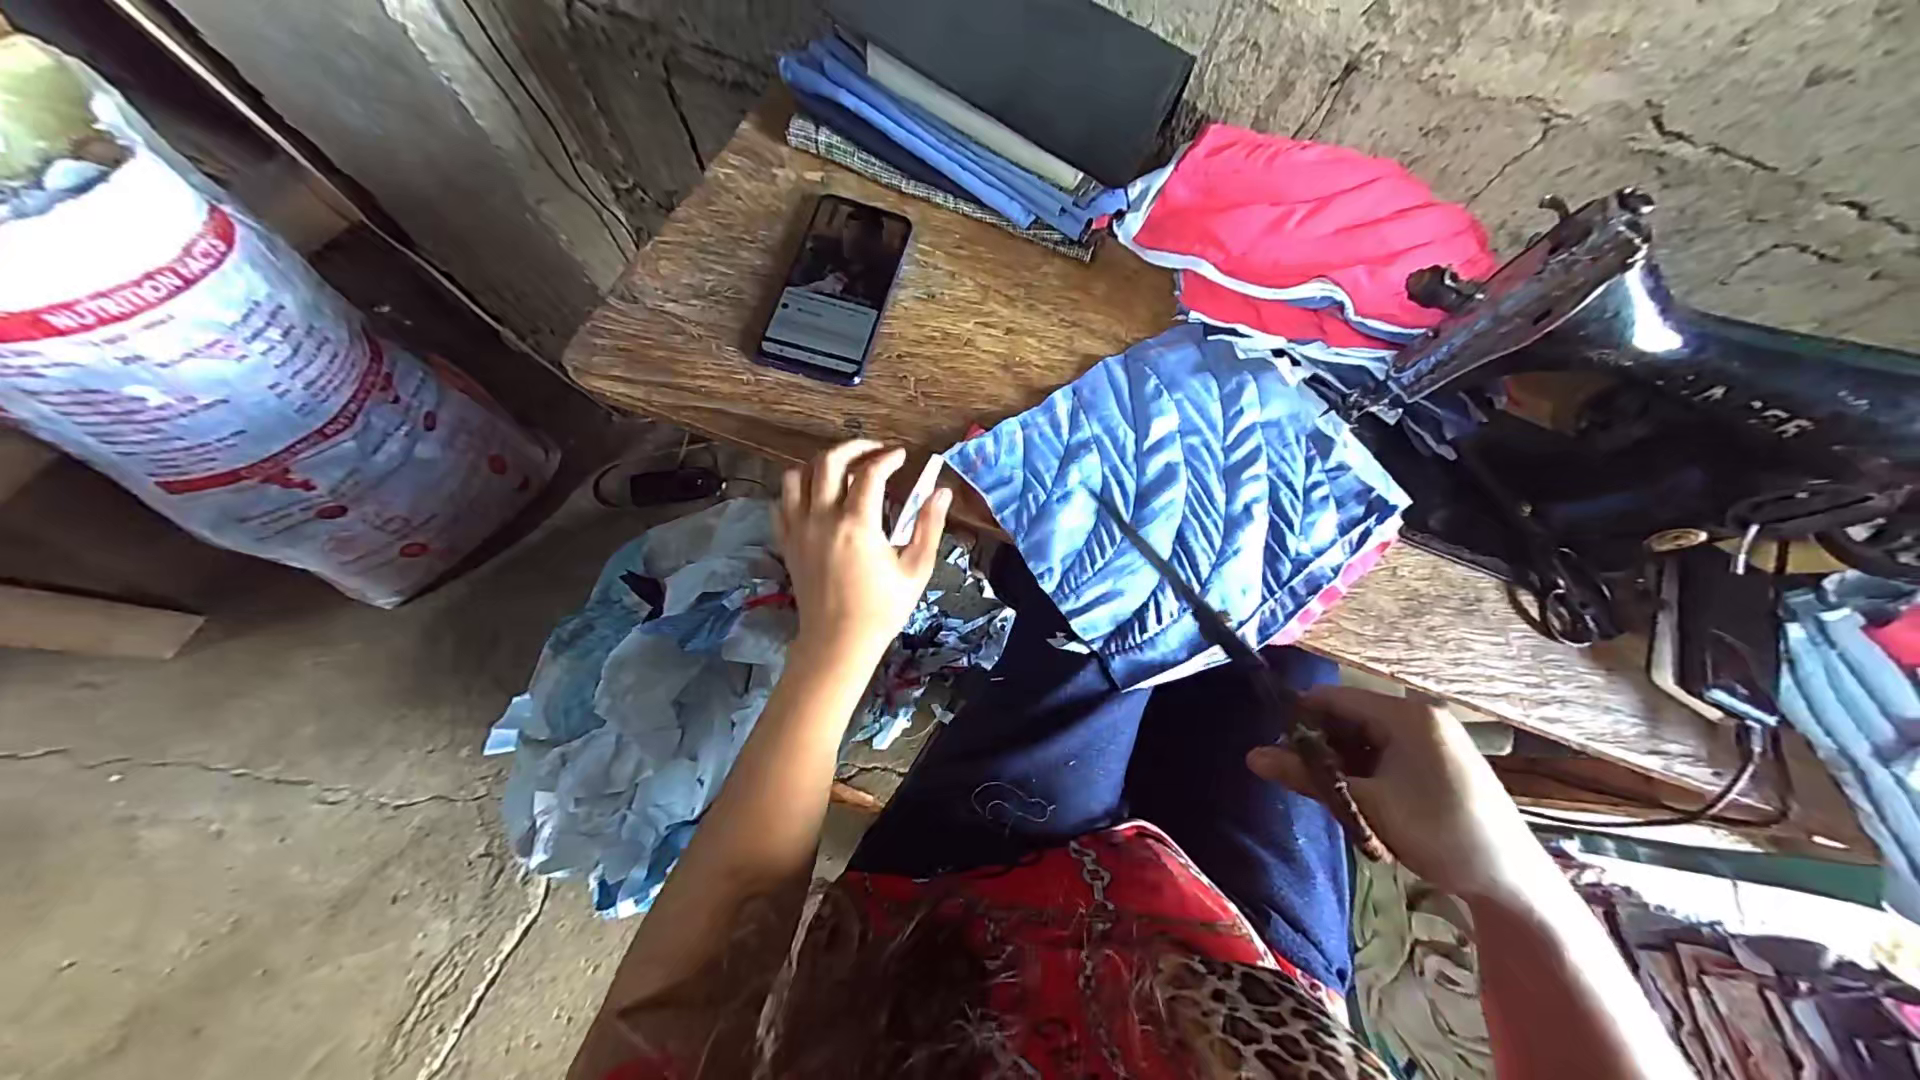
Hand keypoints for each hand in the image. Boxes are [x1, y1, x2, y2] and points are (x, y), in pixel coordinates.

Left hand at [777, 440, 951, 663]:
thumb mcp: (916, 569)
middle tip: (874, 451)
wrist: (838, 642)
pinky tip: (817, 497)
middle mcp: (823, 518)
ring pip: (798, 476)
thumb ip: (929, 526)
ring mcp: (799, 529)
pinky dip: (798, 490)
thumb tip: (941, 492)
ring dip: (821, 465)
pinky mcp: (787, 542)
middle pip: (829, 461)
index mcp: (857, 524)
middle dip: (854, 447)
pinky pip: (782, 502)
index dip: (888, 457)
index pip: (871, 472)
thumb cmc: (881, 609)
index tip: (902, 456)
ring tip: (843, 470)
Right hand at [1246, 686, 1552, 903]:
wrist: (1515, 884)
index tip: (1277, 750)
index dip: (1298, 719)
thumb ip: (1306, 777)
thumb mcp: (1366, 805)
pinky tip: (1362, 800)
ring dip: (1341, 763)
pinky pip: (1382, 750)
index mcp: (1405, 715)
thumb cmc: (1441, 833)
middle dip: (1319, 746)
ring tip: (1335, 797)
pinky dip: (1363, 770)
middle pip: (1345, 716)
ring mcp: (1430, 737)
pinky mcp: (1435, 758)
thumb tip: (1250, 756)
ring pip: (1361, 736)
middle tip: (1305, 781)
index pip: (1331, 698)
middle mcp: (1417, 715)